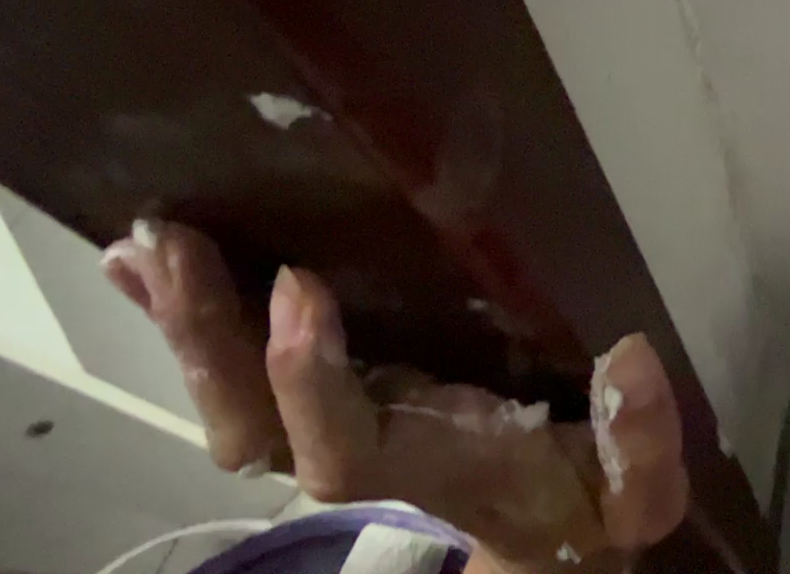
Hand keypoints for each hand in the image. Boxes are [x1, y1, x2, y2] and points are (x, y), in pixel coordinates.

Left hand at [100, 218, 687, 573]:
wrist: (549, 544)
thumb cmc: (590, 511)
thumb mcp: (639, 493)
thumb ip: (641, 444)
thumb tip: (633, 354)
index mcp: (433, 471)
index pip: (346, 446)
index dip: (311, 380)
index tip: (302, 288)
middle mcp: (368, 457)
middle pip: (253, 429)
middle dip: (210, 344)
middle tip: (170, 245)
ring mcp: (345, 435)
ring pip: (235, 409)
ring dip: (187, 332)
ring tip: (148, 247)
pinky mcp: (346, 409)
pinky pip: (252, 384)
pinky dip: (203, 333)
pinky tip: (165, 272)